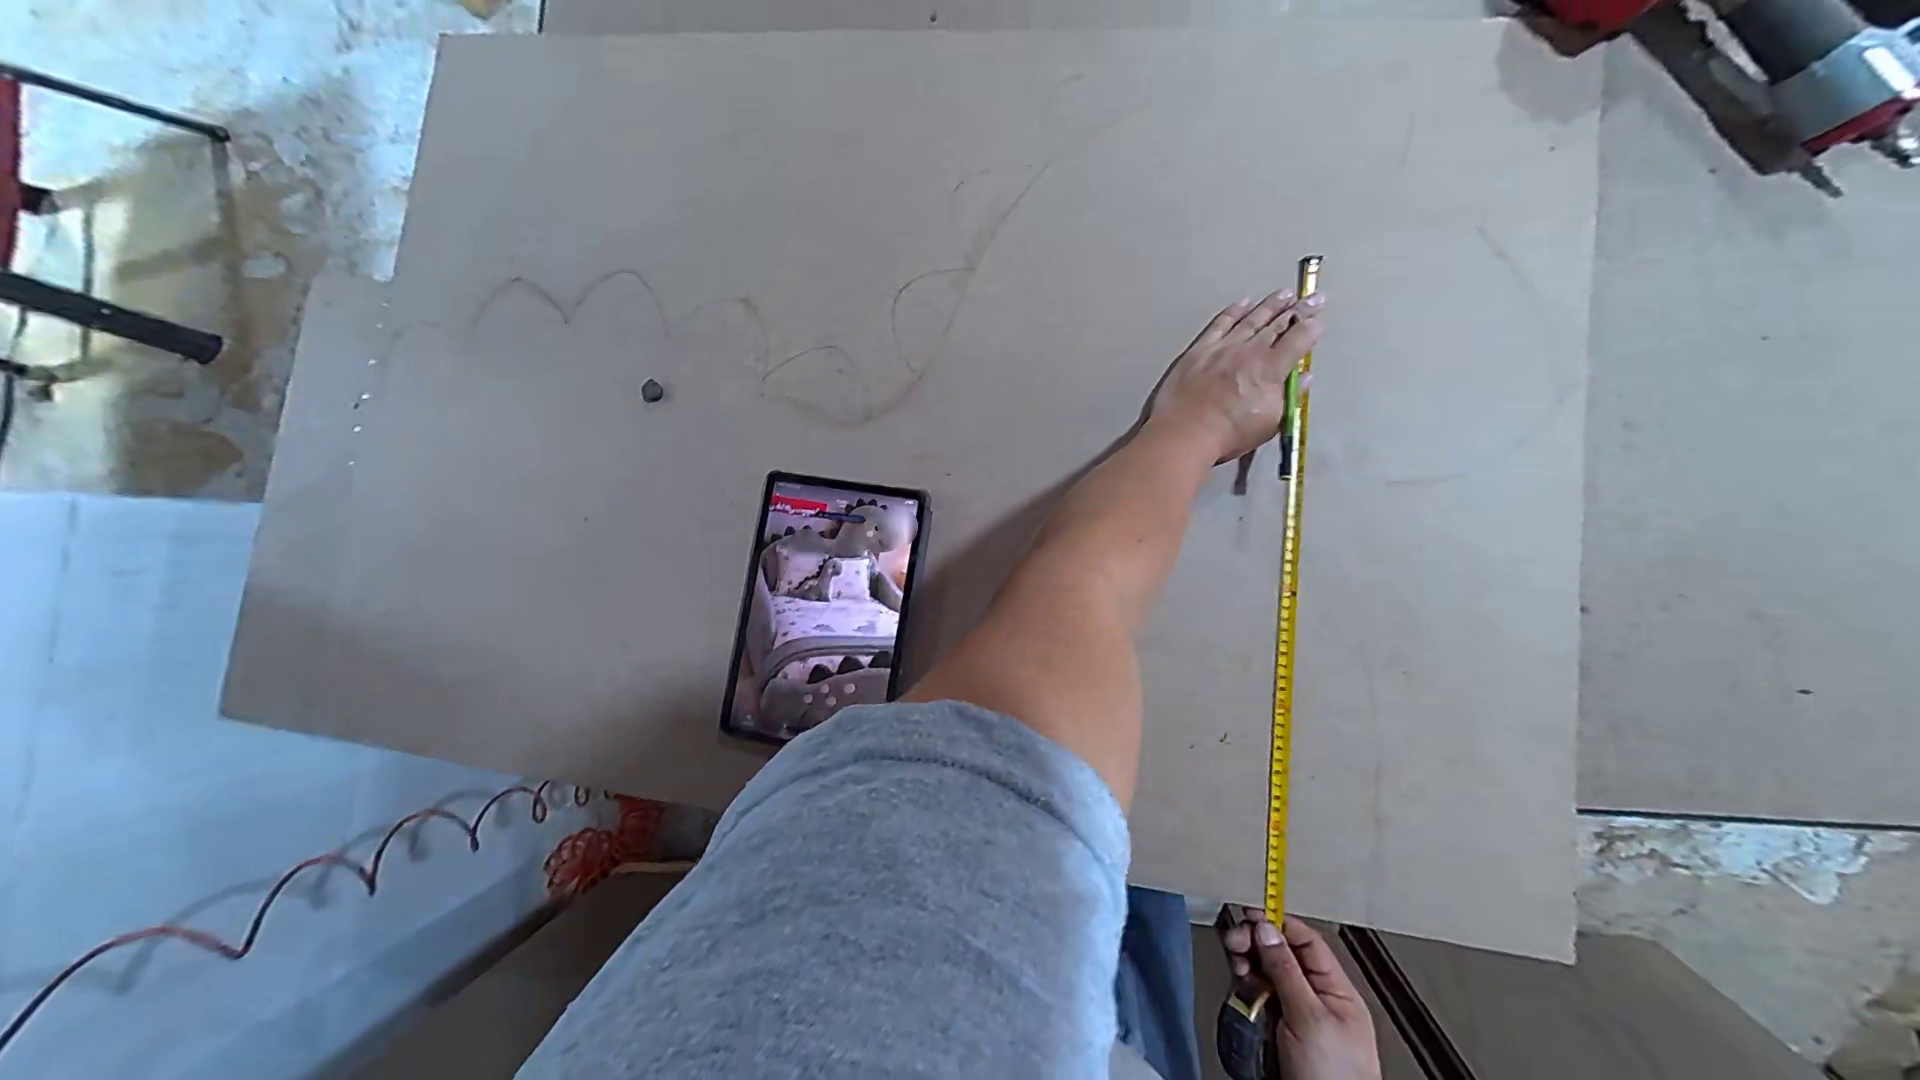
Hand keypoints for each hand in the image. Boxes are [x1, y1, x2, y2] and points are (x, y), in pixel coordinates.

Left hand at [1148, 289, 1324, 463]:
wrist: (1184, 433)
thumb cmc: (1227, 434)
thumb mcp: (1270, 423)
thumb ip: (1290, 397)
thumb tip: (1303, 378)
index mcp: (1270, 369)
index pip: (1299, 339)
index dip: (1313, 325)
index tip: (1320, 316)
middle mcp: (1247, 351)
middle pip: (1277, 323)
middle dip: (1297, 308)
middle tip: (1310, 297)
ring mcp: (1221, 348)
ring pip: (1250, 319)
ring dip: (1268, 305)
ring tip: (1282, 294)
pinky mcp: (1198, 351)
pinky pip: (1219, 324)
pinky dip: (1232, 312)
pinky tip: (1242, 304)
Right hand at [1221, 911, 1380, 1079]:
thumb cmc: (1334, 1079)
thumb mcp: (1310, 1019)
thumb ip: (1286, 970)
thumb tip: (1266, 929)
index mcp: (1335, 991)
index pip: (1306, 942)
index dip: (1279, 923)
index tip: (1253, 914)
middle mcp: (1312, 996)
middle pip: (1280, 953)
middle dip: (1255, 941)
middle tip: (1236, 940)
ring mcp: (1290, 1011)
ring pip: (1263, 971)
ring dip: (1246, 961)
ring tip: (1236, 962)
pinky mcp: (1271, 1025)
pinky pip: (1253, 993)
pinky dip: (1242, 983)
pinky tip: (1238, 981)